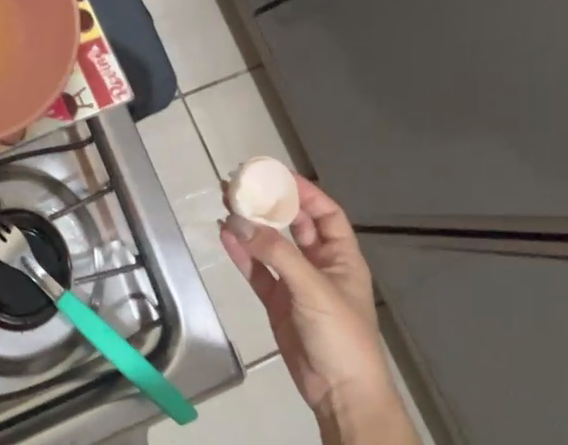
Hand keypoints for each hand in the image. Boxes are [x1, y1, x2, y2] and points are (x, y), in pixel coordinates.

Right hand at [219, 175, 405, 431]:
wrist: (341, 393)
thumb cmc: (342, 336)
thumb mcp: (314, 290)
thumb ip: (277, 254)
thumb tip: (240, 222)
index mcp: (342, 258)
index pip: (324, 213)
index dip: (303, 192)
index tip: (274, 174)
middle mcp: (319, 266)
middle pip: (293, 225)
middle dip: (270, 204)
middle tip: (241, 184)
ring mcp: (296, 284)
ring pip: (271, 245)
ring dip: (251, 225)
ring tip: (226, 202)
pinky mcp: (278, 303)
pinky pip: (257, 270)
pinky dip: (241, 253)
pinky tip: (225, 236)